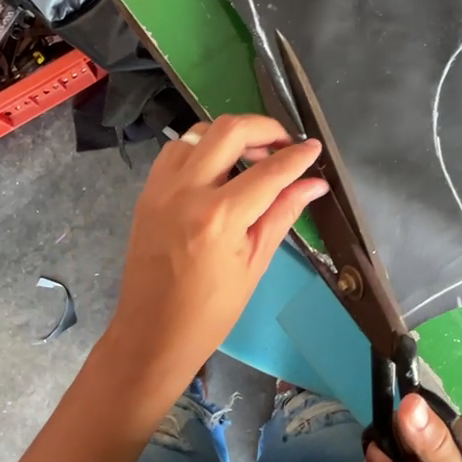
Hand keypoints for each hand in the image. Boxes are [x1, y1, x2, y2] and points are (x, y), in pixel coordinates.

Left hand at [105, 115, 328, 386]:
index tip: (314, 147)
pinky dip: (200, 148)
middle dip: (264, 128)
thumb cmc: (211, 311)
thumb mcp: (255, 264)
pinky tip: (217, 169)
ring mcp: (161, 187)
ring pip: (199, 132)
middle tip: (283, 145)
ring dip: (229, 136)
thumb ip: (283, 214)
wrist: (151, 333)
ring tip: (251, 157)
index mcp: (219, 217)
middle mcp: (187, 191)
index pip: (268, 171)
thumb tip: (314, 184)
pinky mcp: (147, 190)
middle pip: (229, 130)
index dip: (297, 156)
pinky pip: (176, 150)